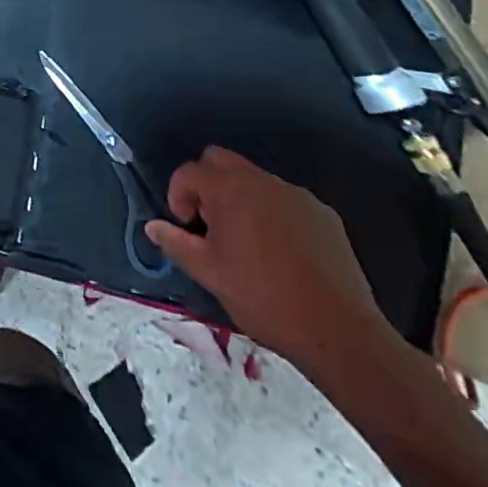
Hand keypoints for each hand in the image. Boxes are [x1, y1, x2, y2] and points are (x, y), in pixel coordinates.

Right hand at [145, 146, 395, 365]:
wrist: (335, 326)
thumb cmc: (262, 298)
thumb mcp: (209, 274)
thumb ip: (176, 243)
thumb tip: (152, 226)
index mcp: (230, 190)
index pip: (189, 170)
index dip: (177, 195)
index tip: (185, 226)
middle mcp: (262, 180)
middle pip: (220, 160)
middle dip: (206, 184)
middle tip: (209, 226)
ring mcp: (296, 193)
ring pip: (255, 180)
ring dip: (240, 200)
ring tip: (246, 246)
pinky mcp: (322, 211)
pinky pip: (285, 200)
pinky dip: (272, 214)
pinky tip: (281, 255)